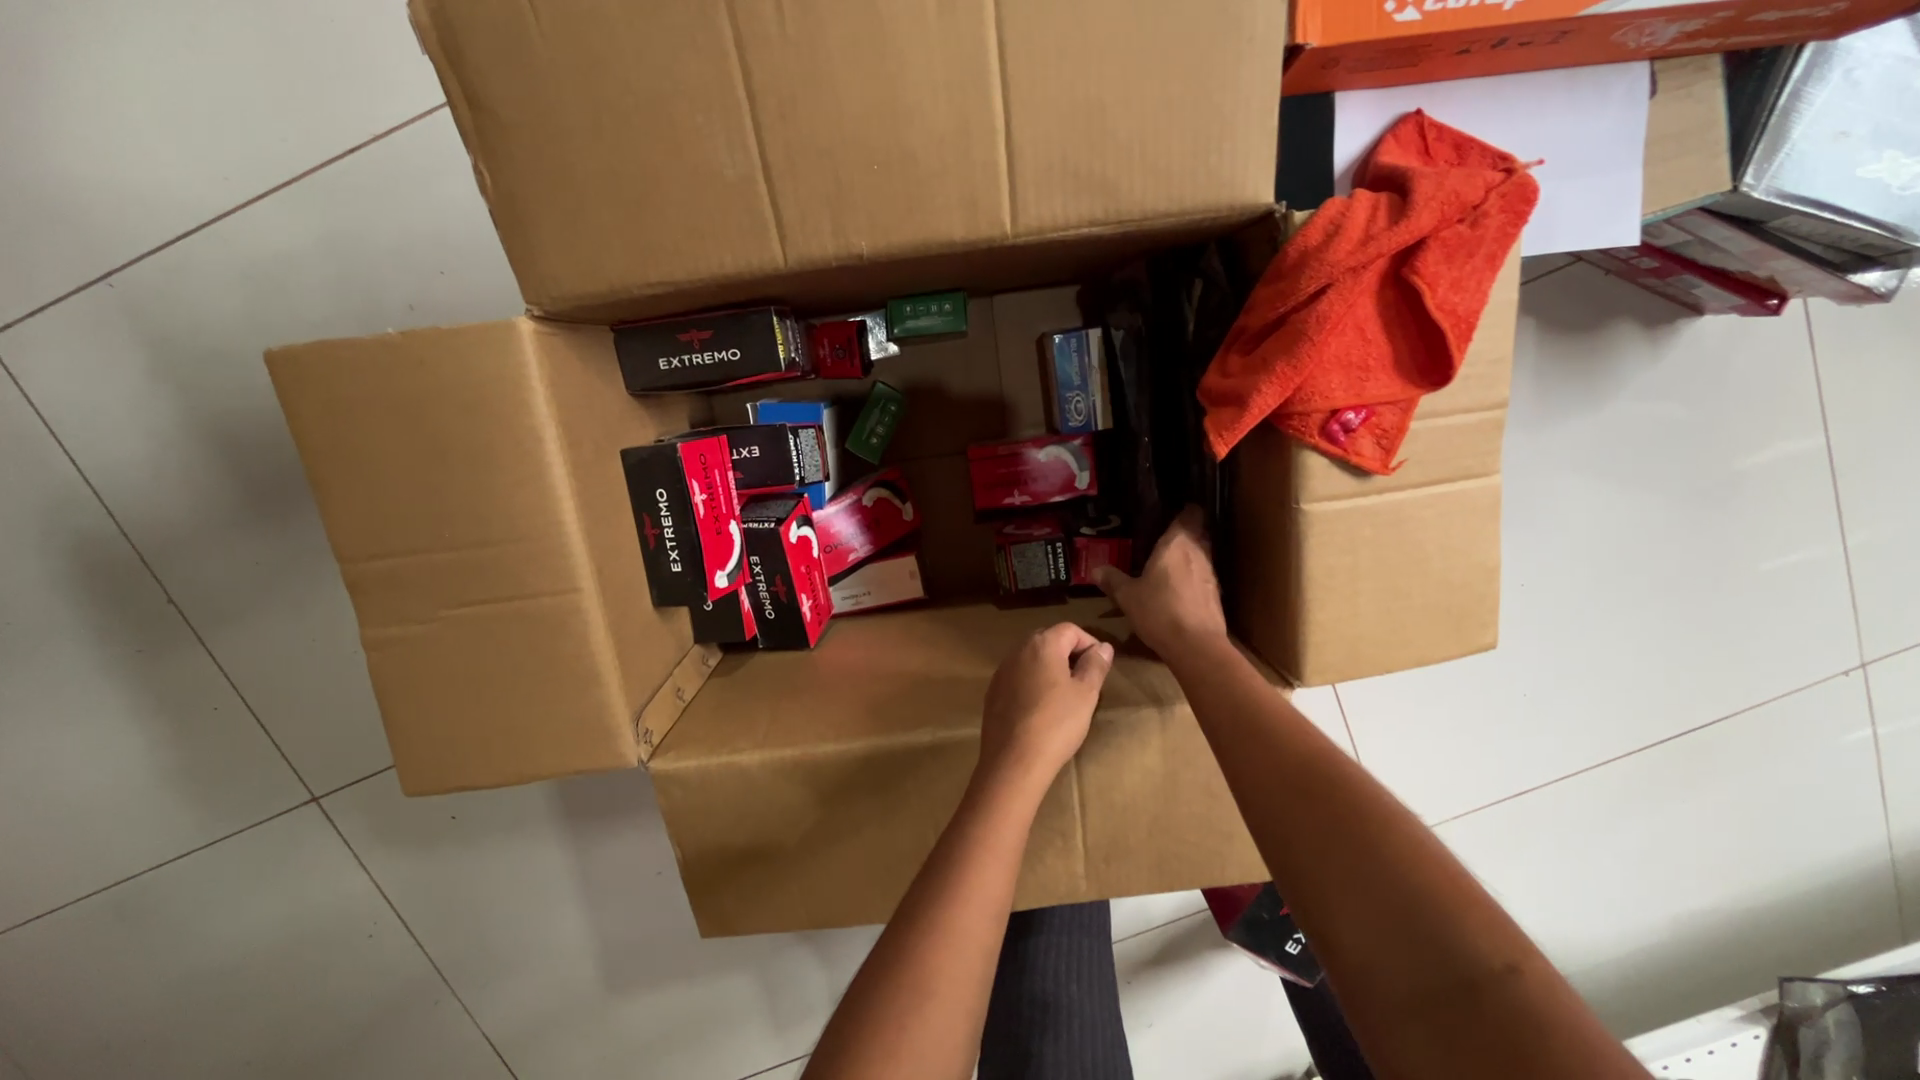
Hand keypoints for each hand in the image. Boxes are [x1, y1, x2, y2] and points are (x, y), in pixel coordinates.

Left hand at [978, 623, 1113, 788]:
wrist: (1014, 761)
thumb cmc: (1056, 723)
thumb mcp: (1086, 693)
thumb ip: (1095, 665)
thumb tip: (1103, 647)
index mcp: (1041, 645)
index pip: (1070, 630)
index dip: (1089, 643)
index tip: (1100, 666)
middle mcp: (1017, 651)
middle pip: (1048, 640)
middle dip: (1069, 654)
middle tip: (1086, 679)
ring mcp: (1001, 673)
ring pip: (1031, 660)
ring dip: (1050, 669)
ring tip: (1066, 695)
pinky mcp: (992, 694)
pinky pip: (1018, 679)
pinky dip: (1033, 684)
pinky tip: (1042, 709)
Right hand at [1093, 505, 1228, 665]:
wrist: (1196, 645)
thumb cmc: (1159, 611)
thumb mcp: (1127, 596)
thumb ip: (1113, 580)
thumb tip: (1096, 570)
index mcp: (1176, 544)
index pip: (1190, 513)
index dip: (1184, 511)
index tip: (1171, 513)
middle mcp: (1198, 552)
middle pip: (1198, 532)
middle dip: (1185, 533)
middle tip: (1164, 539)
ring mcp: (1210, 574)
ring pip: (1202, 555)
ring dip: (1189, 557)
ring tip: (1169, 564)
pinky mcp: (1216, 594)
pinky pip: (1203, 576)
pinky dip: (1193, 578)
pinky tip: (1179, 589)